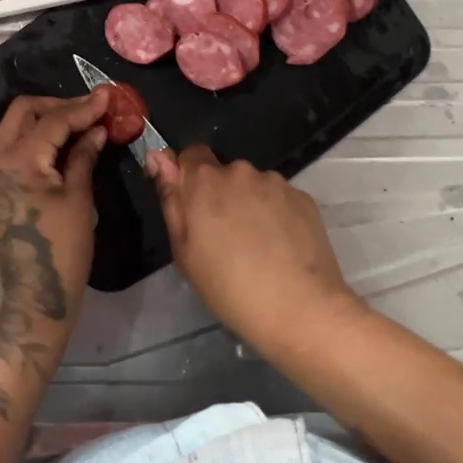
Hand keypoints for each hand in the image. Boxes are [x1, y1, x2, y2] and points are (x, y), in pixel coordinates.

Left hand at [0, 91, 108, 331]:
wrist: (34, 297)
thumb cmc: (63, 249)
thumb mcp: (78, 199)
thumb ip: (82, 156)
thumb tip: (95, 129)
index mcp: (17, 161)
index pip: (52, 121)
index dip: (82, 107)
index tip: (107, 96)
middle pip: (24, 113)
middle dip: (58, 106)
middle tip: (89, 110)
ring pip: (15, 130)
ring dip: (46, 122)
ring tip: (80, 126)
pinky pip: (12, 151)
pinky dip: (35, 142)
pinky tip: (62, 148)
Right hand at [146, 145, 362, 354]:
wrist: (300, 308)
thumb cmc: (229, 286)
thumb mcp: (184, 251)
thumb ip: (171, 199)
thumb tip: (159, 157)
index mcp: (204, 181)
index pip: (190, 154)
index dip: (188, 176)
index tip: (192, 206)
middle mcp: (240, 171)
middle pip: (223, 173)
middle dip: (221, 195)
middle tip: (225, 237)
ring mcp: (276, 183)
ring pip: (253, 186)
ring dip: (250, 204)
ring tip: (258, 246)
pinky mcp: (304, 198)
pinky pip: (280, 199)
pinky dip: (276, 214)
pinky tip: (281, 248)